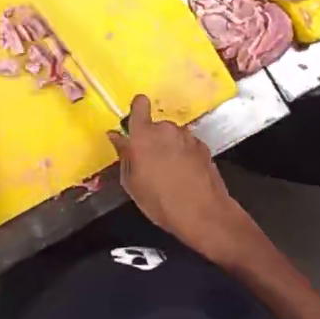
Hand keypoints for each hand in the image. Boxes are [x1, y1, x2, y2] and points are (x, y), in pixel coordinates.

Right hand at [106, 95, 255, 262]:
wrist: (204, 214)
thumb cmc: (160, 201)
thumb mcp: (132, 182)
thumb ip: (123, 154)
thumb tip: (116, 136)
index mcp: (144, 135)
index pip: (139, 104)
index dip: (137, 110)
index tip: (135, 124)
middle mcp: (167, 129)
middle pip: (156, 126)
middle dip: (152, 139)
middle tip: (150, 163)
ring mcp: (188, 137)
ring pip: (172, 136)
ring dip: (169, 147)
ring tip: (169, 172)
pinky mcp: (204, 147)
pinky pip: (187, 145)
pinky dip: (184, 154)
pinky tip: (185, 175)